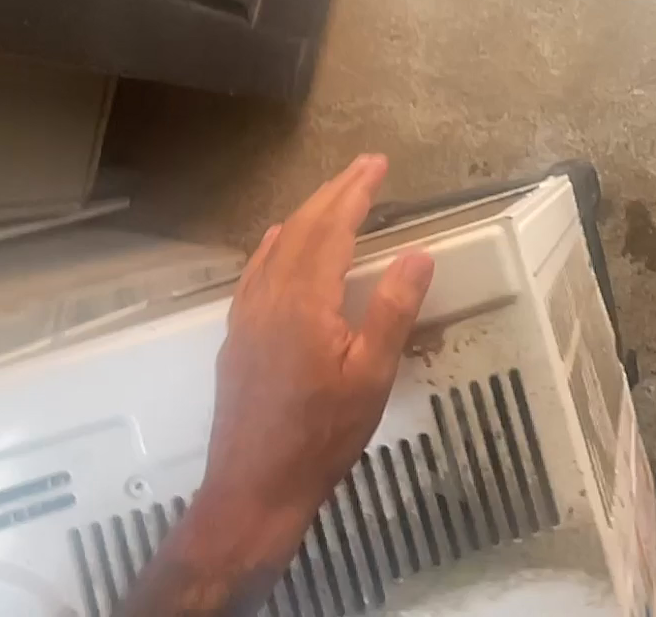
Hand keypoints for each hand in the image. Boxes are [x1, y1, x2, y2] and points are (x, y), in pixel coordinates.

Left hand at [124, 155, 433, 614]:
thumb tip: (418, 253)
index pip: (333, 230)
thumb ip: (393, 309)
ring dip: (308, 213)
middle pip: (303, 229)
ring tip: (334, 194)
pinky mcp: (238, 337)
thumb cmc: (322, 433)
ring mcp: (247, 317)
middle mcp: (269, 298)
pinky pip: (256, 271)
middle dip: (335, 193)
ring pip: (277, 247)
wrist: (252, 491)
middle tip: (364, 166)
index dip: (356, 193)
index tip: (377, 164)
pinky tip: (279, 241)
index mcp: (304, 302)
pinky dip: (276, 244)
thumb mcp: (372, 374)